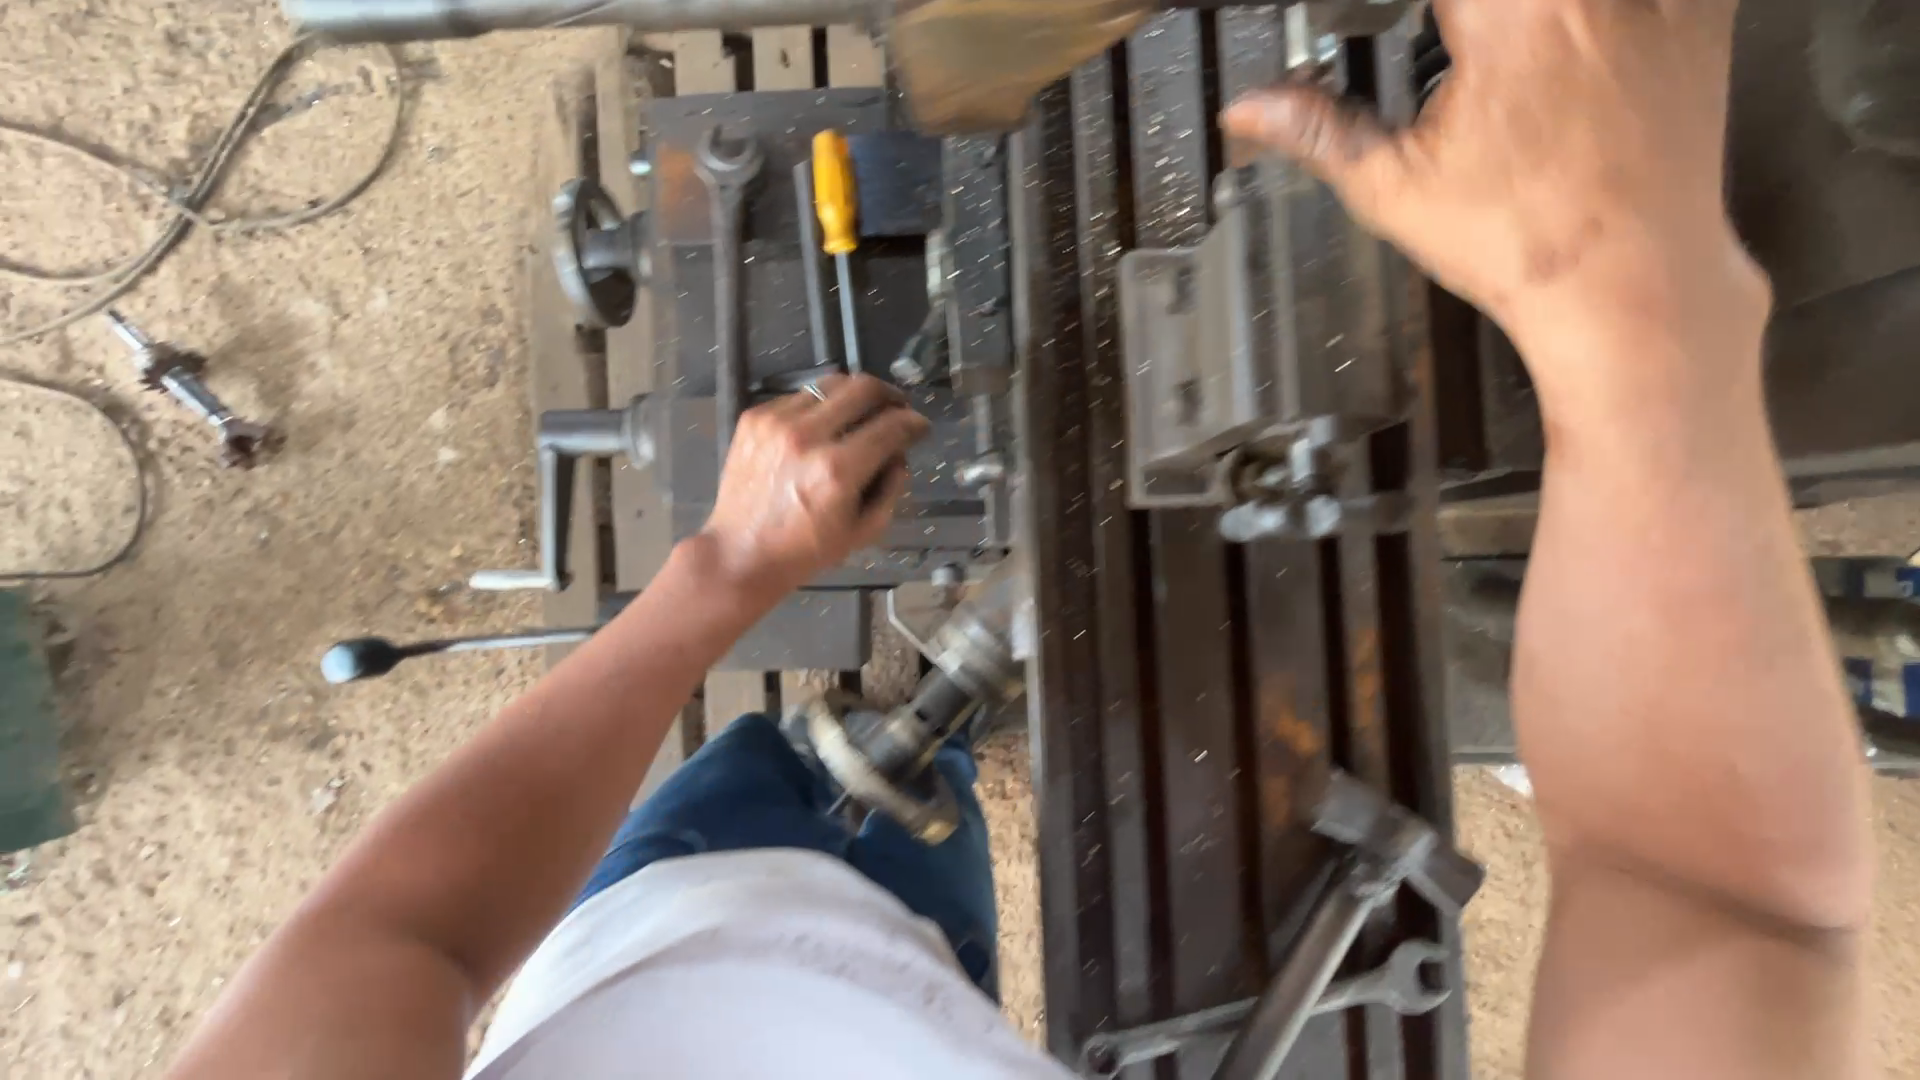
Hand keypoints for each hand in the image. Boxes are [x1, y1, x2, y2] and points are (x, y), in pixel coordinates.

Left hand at [699, 374, 930, 598]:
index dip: (914, 422)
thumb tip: (900, 454)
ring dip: (854, 396)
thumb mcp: (863, 530)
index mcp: (838, 470)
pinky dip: (820, 406)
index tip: (920, 426)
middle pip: (864, 388)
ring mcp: (776, 421)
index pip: (891, 426)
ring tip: (862, 411)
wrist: (741, 552)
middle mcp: (807, 436)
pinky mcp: (754, 417)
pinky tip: (822, 426)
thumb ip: (891, 488)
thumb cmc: (806, 550)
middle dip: (890, 395)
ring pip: (831, 384)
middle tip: (897, 408)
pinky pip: (799, 396)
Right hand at [1222, 0, 1769, 392]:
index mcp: (1509, 17)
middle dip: (1452, 21)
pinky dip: (1578, 17)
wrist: (1622, 279)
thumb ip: (1317, 130)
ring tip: (1489, 67)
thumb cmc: (1515, 240)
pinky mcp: (1700, 12)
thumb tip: (1250, 108)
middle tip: (1435, 45)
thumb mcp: (1389, 188)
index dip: (1392, 8)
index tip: (1381, 22)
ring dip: (1508, 21)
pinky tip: (1560, 50)